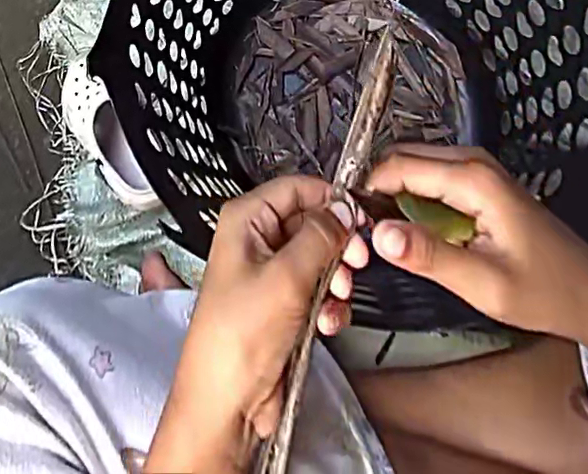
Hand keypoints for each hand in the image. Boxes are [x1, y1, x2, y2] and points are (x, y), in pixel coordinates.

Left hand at [147, 176, 367, 472]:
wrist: (227, 400)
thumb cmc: (237, 336)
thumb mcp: (286, 277)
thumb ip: (320, 237)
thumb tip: (343, 207)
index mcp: (245, 219)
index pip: (295, 188)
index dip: (329, 199)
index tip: (360, 217)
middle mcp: (256, 239)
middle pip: (311, 222)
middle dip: (337, 244)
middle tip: (356, 262)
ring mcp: (269, 271)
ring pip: (319, 256)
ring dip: (336, 278)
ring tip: (336, 297)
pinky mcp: (282, 301)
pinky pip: (316, 287)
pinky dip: (328, 303)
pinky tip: (326, 321)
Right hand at [363, 144, 587, 343]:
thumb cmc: (548, 292)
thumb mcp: (484, 285)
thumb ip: (428, 256)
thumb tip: (379, 234)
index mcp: (473, 178)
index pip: (396, 166)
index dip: (368, 191)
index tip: (354, 222)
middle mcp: (472, 161)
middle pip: (400, 159)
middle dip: (376, 188)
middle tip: (366, 230)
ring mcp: (475, 167)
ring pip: (411, 164)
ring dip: (391, 192)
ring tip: (388, 233)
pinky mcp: (476, 180)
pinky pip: (428, 175)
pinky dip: (410, 196)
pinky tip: (413, 229)